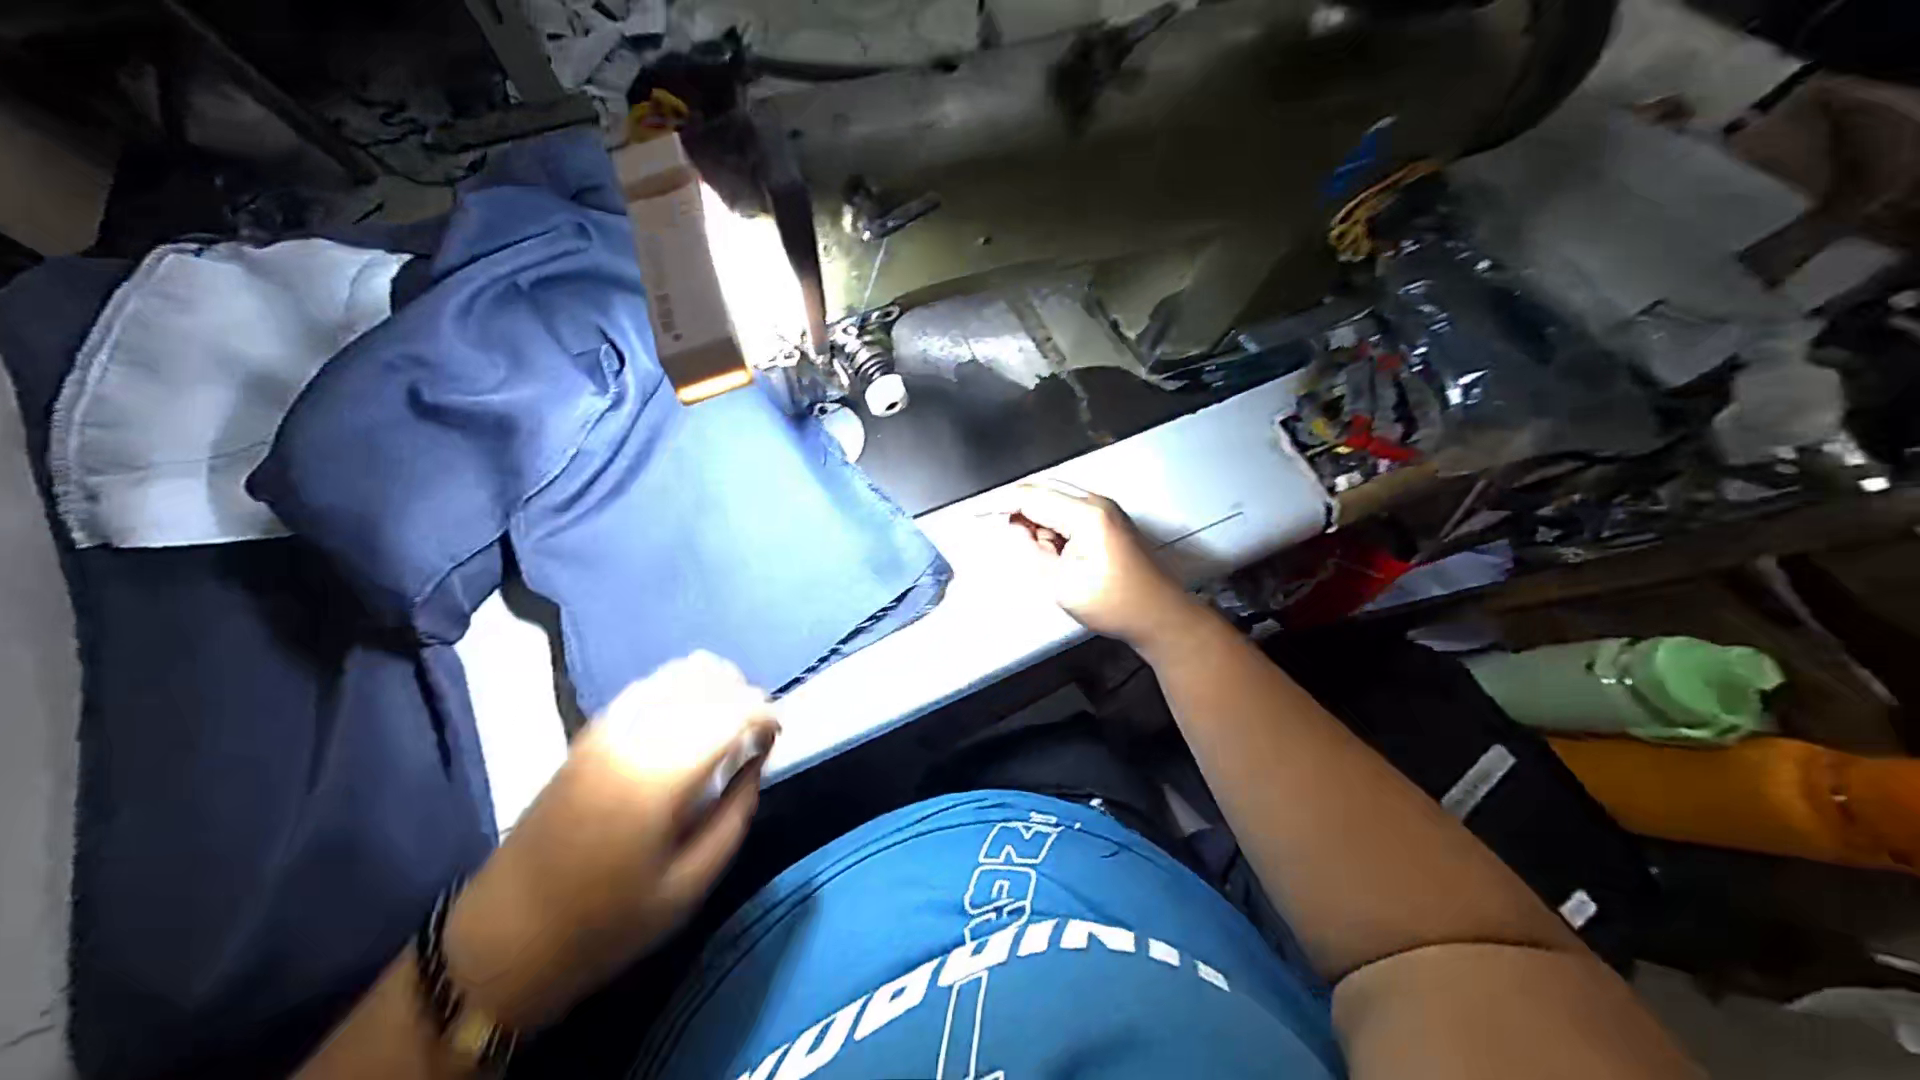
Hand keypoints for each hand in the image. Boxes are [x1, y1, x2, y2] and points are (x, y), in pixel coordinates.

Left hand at [442, 652, 777, 1029]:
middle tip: (758, 734)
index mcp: (661, 774)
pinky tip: (691, 717)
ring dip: (715, 686)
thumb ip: (735, 813)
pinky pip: (649, 685)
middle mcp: (635, 734)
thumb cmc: (607, 922)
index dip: (768, 716)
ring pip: (679, 673)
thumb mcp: (690, 884)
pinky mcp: (590, 732)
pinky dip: (682, 688)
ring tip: (729, 722)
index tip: (779, 737)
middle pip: (710, 681)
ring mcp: (608, 728)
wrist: (507, 935)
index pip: (734, 712)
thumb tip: (755, 761)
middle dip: (746, 698)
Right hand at [996, 481, 1203, 649]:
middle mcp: (1098, 503)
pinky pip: (1070, 511)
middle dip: (1018, 510)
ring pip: (1055, 500)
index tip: (976, 513)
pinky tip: (1056, 553)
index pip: (1031, 497)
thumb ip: (1031, 550)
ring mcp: (1105, 510)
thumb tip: (1013, 528)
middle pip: (1043, 490)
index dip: (999, 504)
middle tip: (1003, 536)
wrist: (1159, 616)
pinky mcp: (1108, 520)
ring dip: (1038, 520)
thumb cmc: (1116, 605)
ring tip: (1044, 558)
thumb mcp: (1061, 583)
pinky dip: (1053, 526)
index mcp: (1087, 515)